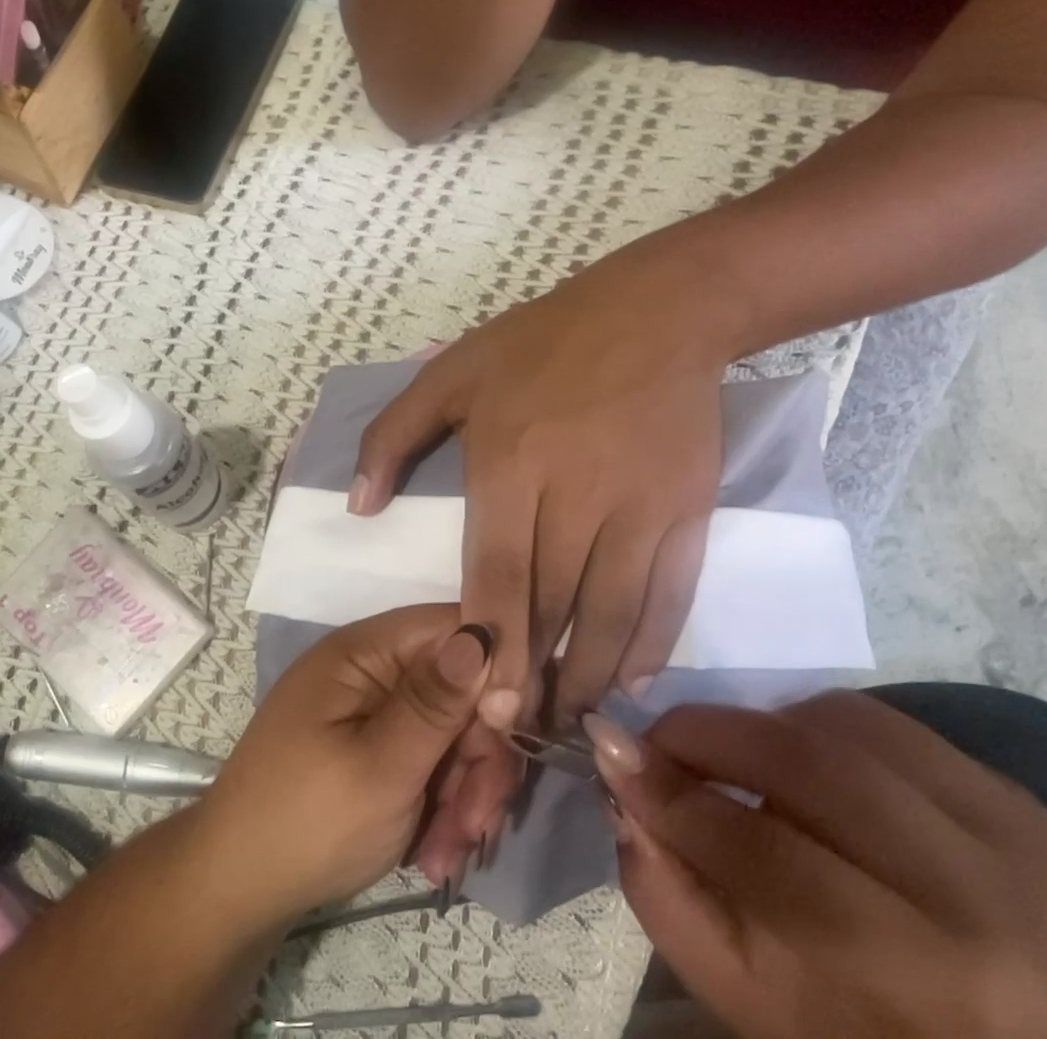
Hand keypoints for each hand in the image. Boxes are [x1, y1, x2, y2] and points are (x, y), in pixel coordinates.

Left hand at [199, 606, 490, 922]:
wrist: (242, 887)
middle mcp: (367, 675)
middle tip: (479, 820)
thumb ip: (436, 703)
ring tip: (449, 852)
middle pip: (460, 691)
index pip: (451, 626)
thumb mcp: (381, 766)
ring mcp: (370, 717)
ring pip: (453, 737)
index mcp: (360, 655)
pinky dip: (441, 809)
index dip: (496, 668)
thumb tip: (483, 635)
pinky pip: (430, 766)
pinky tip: (436, 854)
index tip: (518, 725)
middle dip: (479, 757)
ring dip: (464, 795)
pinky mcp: (373, 755)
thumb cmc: (308, 823)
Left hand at [352, 252, 729, 882]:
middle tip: (518, 737)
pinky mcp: (687, 512)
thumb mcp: (448, 374)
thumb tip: (358, 507)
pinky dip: (653, 640)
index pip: (497, 575)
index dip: (489, 645)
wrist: (661, 309)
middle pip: (553, 607)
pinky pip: (670, 591)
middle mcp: (574, 500)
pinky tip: (632, 677)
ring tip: (569, 723)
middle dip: (536, 677)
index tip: (482, 707)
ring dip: (591, 674)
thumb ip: (393, 440)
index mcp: (509, 469)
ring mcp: (639, 510)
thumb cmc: (540, 343)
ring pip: (613, 612)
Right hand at [590, 691, 1046, 1038]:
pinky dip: (812, 724)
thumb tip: (618, 770)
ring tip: (728, 760)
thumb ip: (660, 881)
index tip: (604, 747)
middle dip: (708, 733)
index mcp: (909, 970)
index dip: (671, 792)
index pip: (764, 852)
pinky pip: (884, 722)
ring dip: (760, 726)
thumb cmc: (834, 1014)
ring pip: (846, 725)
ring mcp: (1013, 837)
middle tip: (656, 738)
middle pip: (813, 767)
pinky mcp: (1016, 797)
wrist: (989, 1029)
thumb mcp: (727, 977)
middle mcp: (980, 898)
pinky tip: (796, 765)